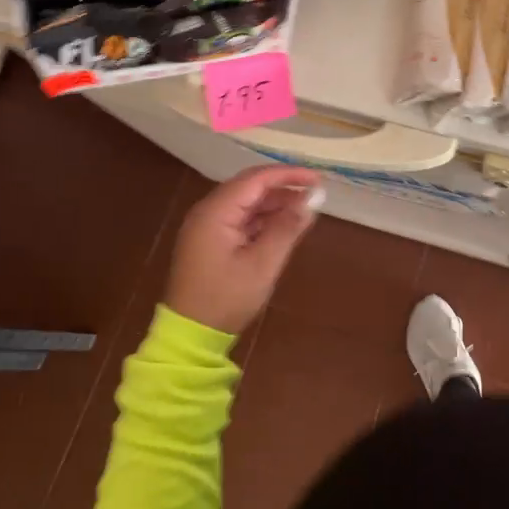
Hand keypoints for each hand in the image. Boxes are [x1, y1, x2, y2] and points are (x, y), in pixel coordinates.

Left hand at [165, 166, 324, 334]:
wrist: (190, 334)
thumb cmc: (227, 298)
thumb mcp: (263, 264)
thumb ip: (288, 227)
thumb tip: (313, 198)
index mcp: (216, 211)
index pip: (256, 179)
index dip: (288, 175)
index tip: (318, 180)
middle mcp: (208, 211)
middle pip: (249, 187)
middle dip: (283, 188)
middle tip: (314, 195)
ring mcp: (206, 226)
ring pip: (245, 203)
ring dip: (274, 204)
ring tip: (304, 211)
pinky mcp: (209, 240)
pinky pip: (239, 219)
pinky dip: (262, 219)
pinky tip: (282, 227)